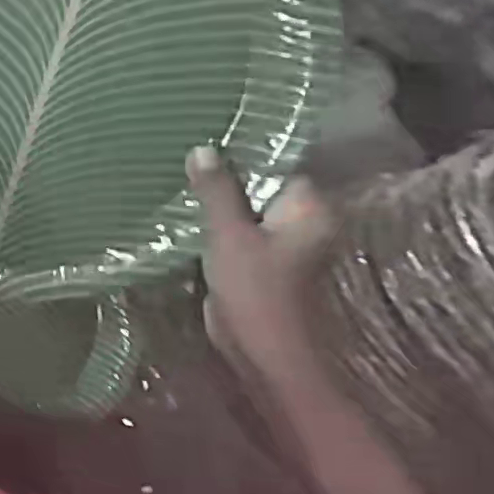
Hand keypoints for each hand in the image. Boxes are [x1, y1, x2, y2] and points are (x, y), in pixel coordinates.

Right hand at [187, 147, 335, 373]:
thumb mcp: (228, 234)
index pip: (277, 165)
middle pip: (260, 187)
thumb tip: (201, 149)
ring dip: (220, 203)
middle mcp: (303, 221)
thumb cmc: (254, 289)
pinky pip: (240, 231)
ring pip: (248, 210)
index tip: (206, 140)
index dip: (242, 153)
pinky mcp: (263, 262)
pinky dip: (220, 225)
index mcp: (308, 209)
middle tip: (187, 160)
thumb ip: (216, 191)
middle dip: (226, 178)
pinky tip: (191, 216)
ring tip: (184, 182)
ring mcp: (284, 243)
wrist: (264, 353)